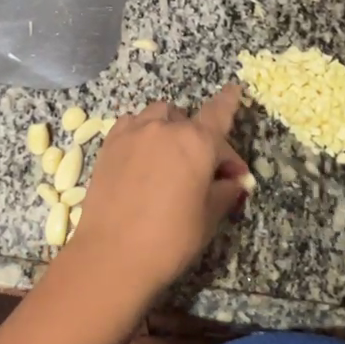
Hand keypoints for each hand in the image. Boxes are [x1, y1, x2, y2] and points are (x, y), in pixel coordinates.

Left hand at [61, 83, 249, 302]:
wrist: (111, 255)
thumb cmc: (170, 239)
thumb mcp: (208, 217)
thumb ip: (224, 191)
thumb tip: (233, 181)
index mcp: (197, 142)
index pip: (219, 112)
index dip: (229, 101)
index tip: (235, 89)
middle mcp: (165, 128)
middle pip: (190, 122)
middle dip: (202, 141)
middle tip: (207, 172)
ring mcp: (133, 133)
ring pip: (159, 116)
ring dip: (170, 129)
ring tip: (172, 155)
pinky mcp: (109, 144)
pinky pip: (132, 124)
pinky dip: (143, 132)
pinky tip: (144, 155)